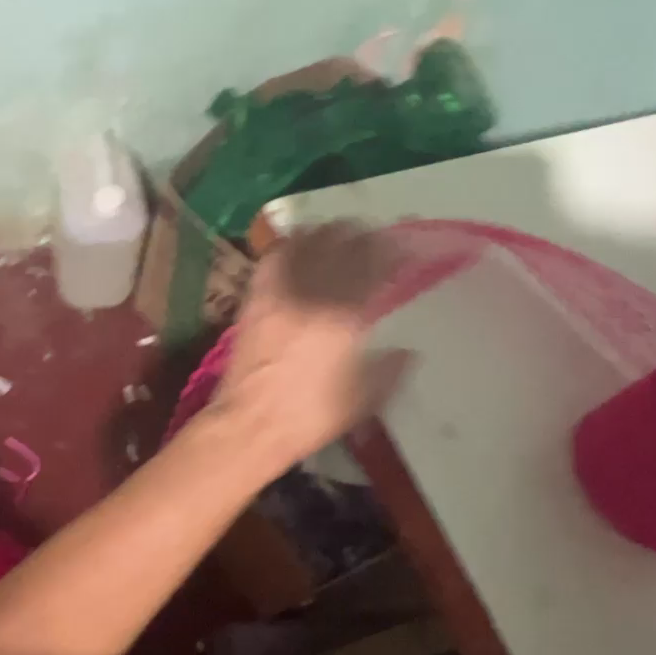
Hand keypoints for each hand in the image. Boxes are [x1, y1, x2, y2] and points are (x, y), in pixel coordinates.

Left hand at [204, 222, 412, 473]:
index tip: (407, 248)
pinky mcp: (254, 300)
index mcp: (345, 318)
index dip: (394, 252)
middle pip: (342, 247)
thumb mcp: (362, 400)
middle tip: (377, 236)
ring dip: (328, 233)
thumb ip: (389, 371)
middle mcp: (312, 295)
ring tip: (342, 230)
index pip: (375, 268)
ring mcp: (279, 294)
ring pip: (307, 245)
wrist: (248, 424)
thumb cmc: (309, 418)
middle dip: (364, 236)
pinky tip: (298, 245)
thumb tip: (407, 351)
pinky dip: (289, 246)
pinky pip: (273, 260)